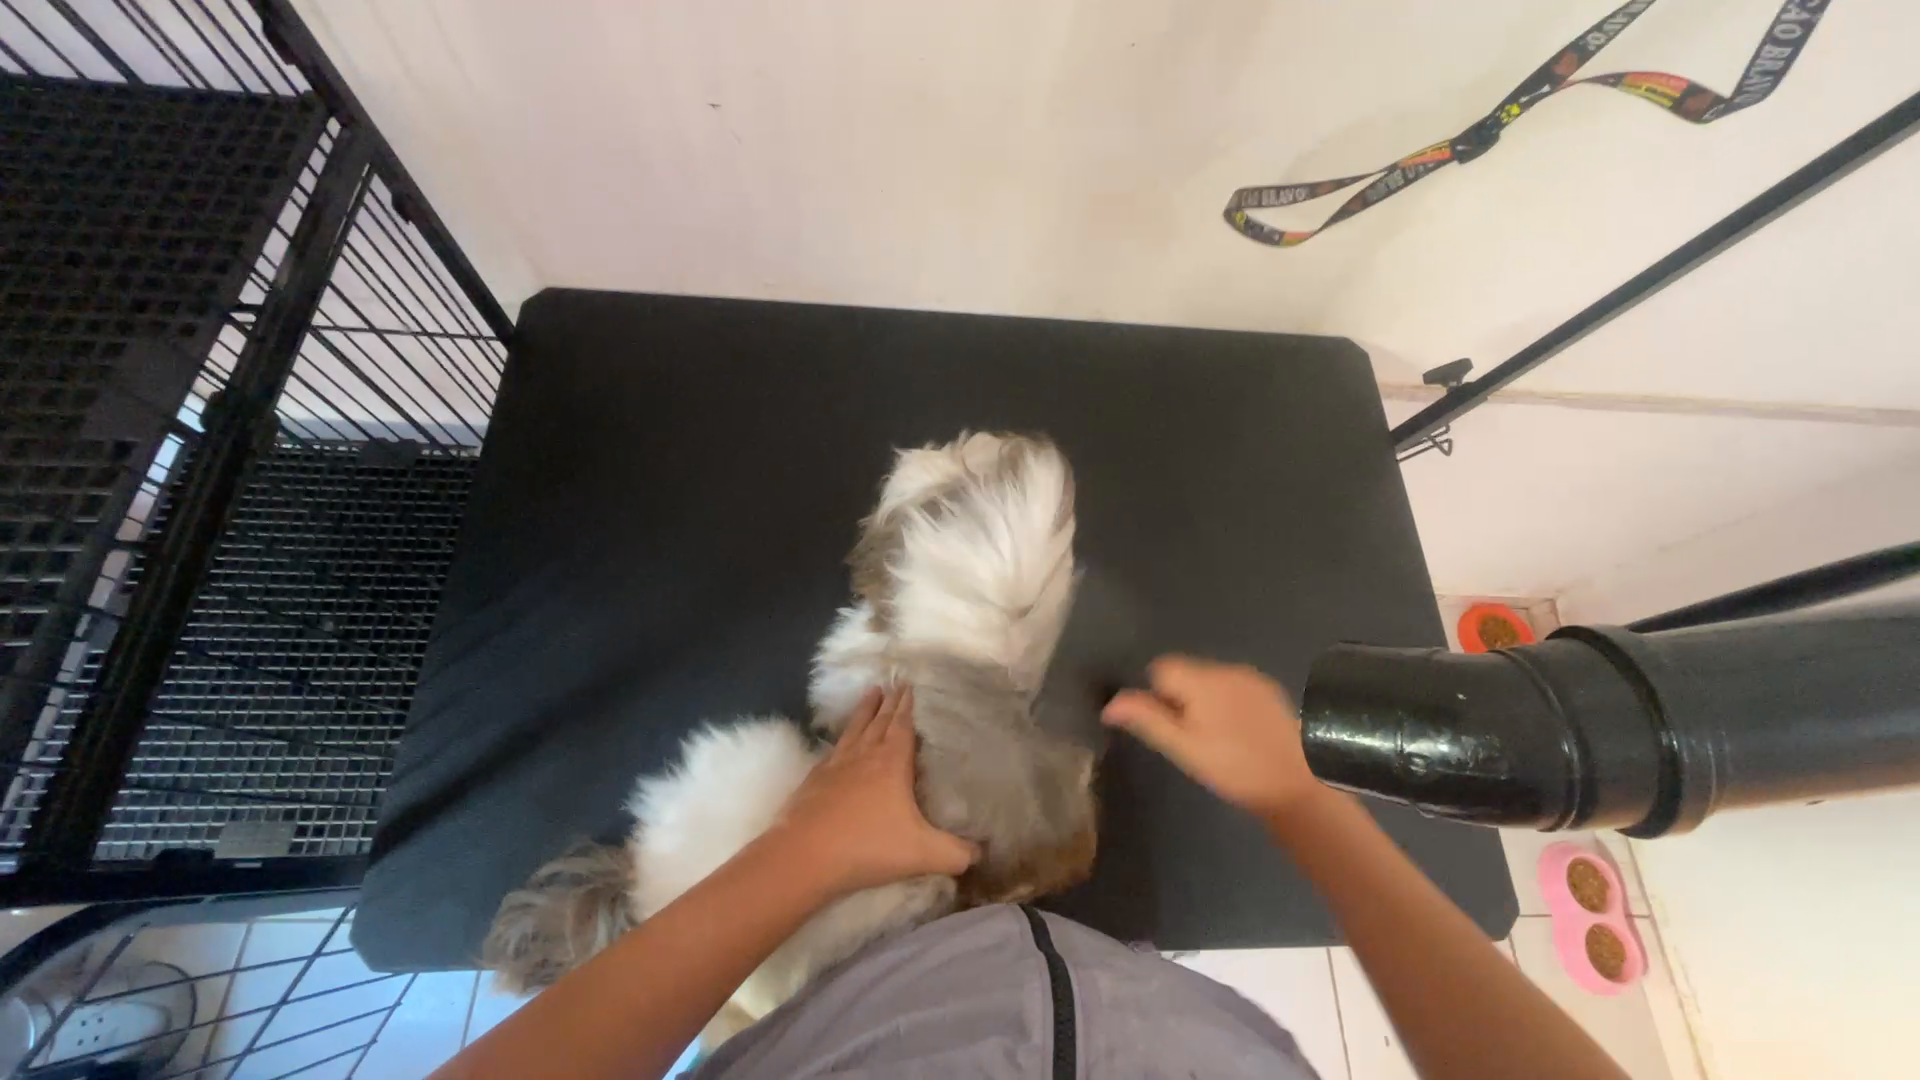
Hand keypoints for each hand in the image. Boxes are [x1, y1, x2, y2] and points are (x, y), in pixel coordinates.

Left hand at [771, 687, 978, 896]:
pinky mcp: (813, 781)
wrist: (804, 855)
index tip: (910, 686)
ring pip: (854, 730)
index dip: (908, 706)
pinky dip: (841, 739)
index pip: (903, 726)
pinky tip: (839, 744)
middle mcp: (863, 756)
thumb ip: (956, 854)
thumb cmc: (868, 846)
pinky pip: (832, 751)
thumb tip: (979, 854)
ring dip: (864, 711)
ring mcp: (835, 766)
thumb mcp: (923, 854)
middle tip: (894, 684)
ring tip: (870, 693)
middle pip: (878, 721)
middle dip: (889, 703)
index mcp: (892, 763)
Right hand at [1102, 656, 1324, 818]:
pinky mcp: (1269, 690)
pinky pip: (1233, 687)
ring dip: (1204, 701)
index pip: (1161, 667)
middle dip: (1181, 699)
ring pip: (1209, 680)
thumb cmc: (1233, 768)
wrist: (1295, 785)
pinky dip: (1227, 704)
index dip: (1158, 695)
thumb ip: (1147, 719)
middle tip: (1192, 739)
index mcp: (1203, 681)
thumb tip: (1109, 704)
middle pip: (1186, 672)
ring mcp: (1252, 678)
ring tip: (1217, 739)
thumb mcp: (1183, 748)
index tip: (1171, 726)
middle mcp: (1227, 669)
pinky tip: (1239, 734)